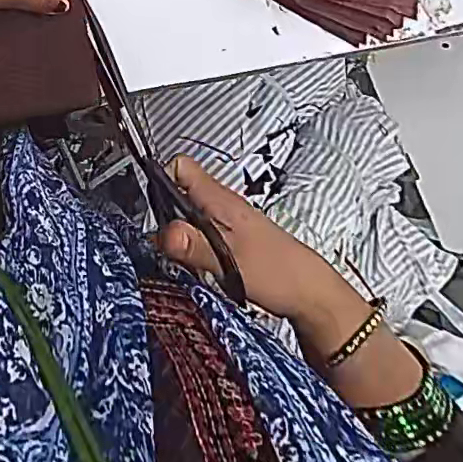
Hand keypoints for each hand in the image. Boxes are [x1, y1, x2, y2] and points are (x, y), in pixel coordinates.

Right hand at [157, 157, 366, 337]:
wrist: (312, 294)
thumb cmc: (279, 273)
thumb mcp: (229, 261)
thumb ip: (193, 246)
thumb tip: (161, 233)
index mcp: (220, 200)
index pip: (180, 167)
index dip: (161, 180)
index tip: (151, 208)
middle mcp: (222, 205)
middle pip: (179, 193)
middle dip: (165, 216)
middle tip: (167, 244)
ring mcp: (227, 222)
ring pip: (189, 215)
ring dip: (181, 236)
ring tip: (186, 260)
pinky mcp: (232, 239)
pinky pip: (201, 233)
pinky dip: (194, 248)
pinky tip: (201, 268)